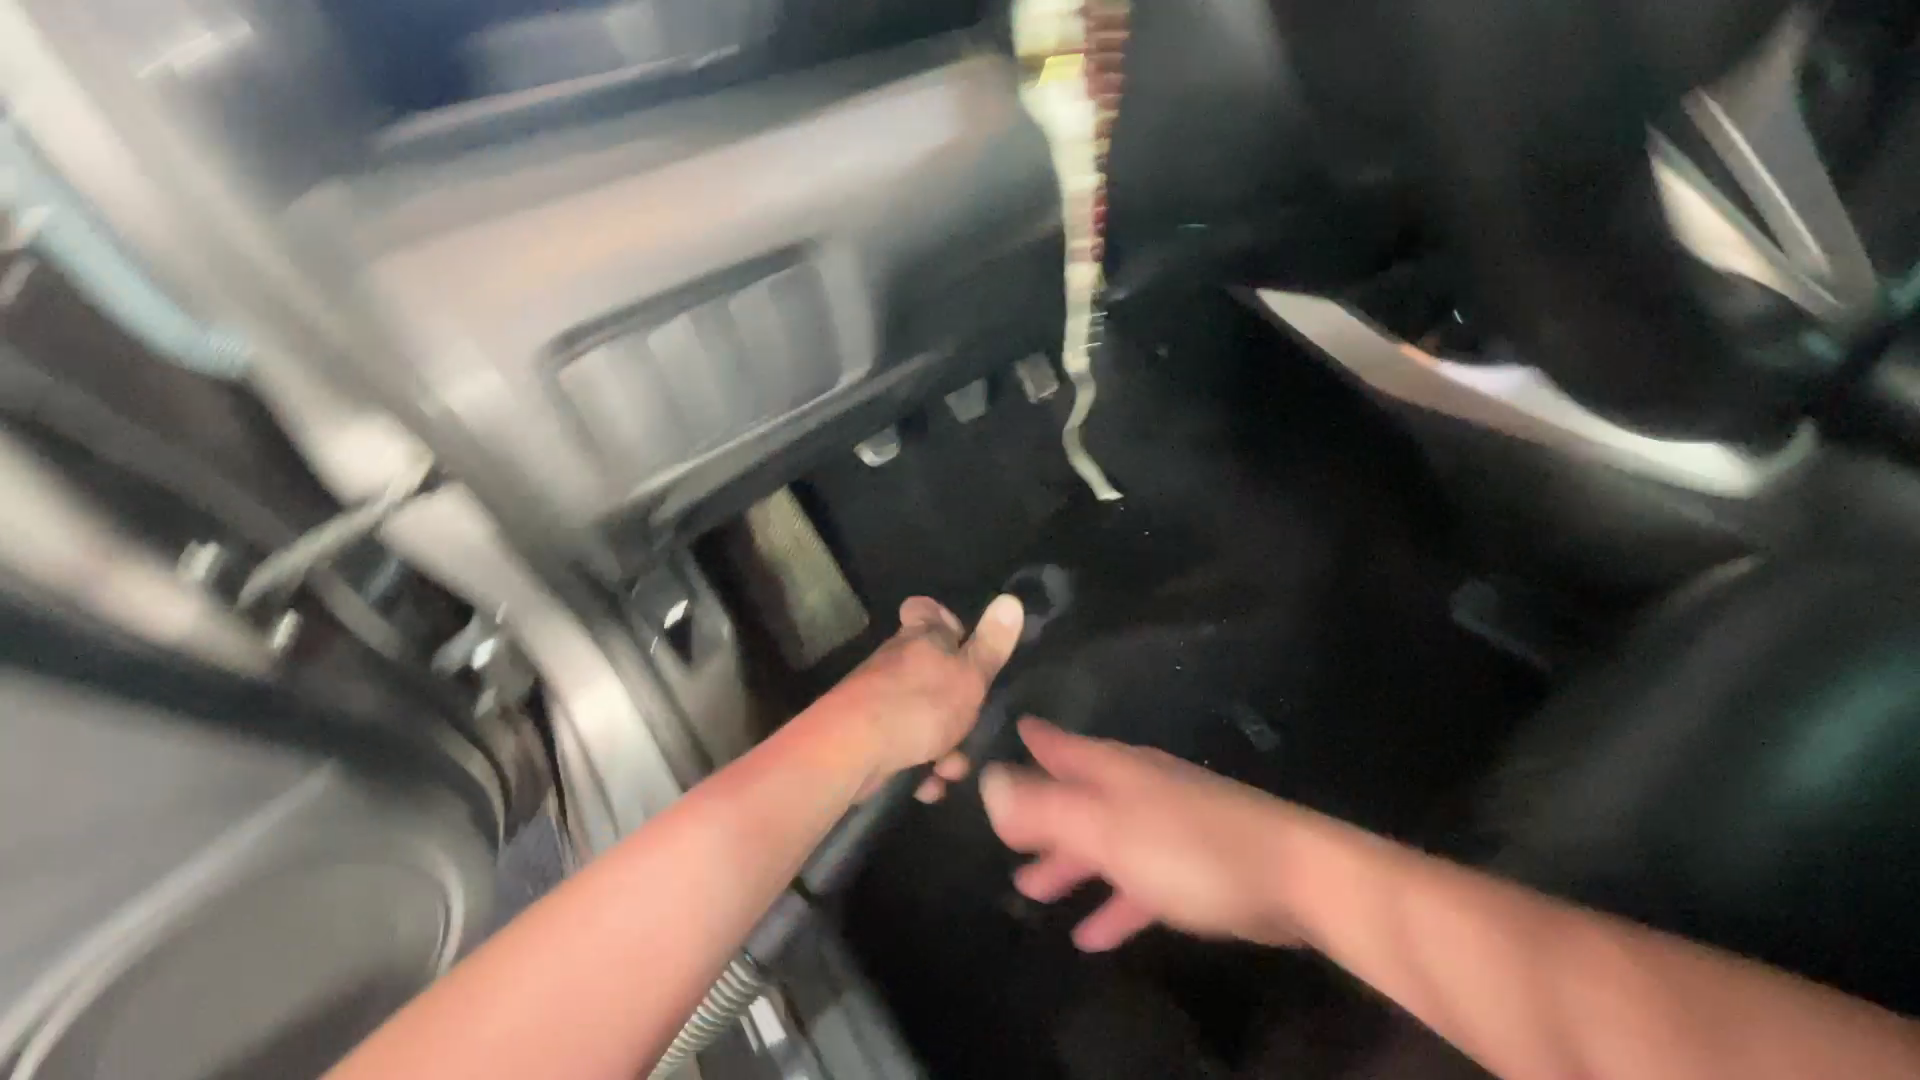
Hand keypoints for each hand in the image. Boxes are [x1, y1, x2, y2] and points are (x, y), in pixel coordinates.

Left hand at [816, 595, 1023, 797]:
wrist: (852, 752)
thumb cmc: (919, 704)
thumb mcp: (968, 675)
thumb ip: (991, 645)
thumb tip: (1011, 599)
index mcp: (921, 639)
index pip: (925, 610)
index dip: (944, 620)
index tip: (963, 641)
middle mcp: (897, 663)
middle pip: (933, 673)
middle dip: (959, 709)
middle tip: (971, 727)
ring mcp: (881, 700)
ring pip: (925, 718)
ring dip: (944, 749)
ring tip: (948, 769)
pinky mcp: (872, 736)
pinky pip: (906, 749)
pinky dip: (920, 768)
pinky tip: (927, 784)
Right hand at [980, 718, 1307, 951]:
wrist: (1294, 878)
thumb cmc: (1187, 846)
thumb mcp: (1103, 826)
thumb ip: (1043, 807)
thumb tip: (985, 781)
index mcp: (1114, 770)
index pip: (1059, 747)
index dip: (1030, 743)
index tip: (1007, 735)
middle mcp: (1137, 790)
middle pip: (1076, 798)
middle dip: (1038, 818)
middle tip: (999, 838)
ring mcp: (1167, 828)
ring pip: (1103, 842)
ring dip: (1068, 864)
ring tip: (1031, 889)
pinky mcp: (1192, 870)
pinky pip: (1137, 883)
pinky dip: (1112, 903)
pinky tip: (1091, 935)